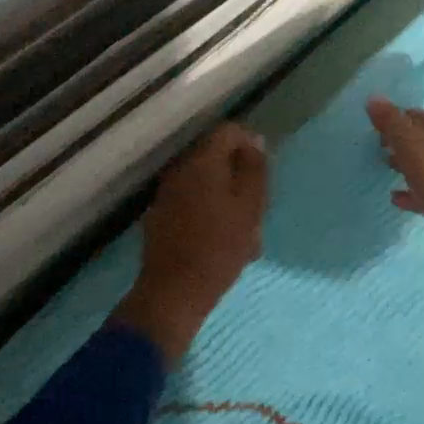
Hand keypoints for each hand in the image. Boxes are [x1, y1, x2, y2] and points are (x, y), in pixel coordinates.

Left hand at [111, 122, 268, 362]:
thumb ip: (254, 169)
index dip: (250, 144)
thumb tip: (255, 141)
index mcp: (202, 161)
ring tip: (244, 232)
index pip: (228, 131)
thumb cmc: (219, 246)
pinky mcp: (160, 218)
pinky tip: (222, 242)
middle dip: (239, 177)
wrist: (173, 293)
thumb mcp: (250, 206)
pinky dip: (209, 213)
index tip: (263, 173)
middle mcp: (179, 170)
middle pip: (215, 158)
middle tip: (257, 207)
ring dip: (226, 198)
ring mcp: (166, 194)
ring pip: (205, 183)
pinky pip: (191, 203)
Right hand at [368, 97, 423, 390]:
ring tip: (384, 169)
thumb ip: (390, 121)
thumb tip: (373, 97)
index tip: (374, 130)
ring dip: (405, 165)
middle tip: (377, 149)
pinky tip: (395, 198)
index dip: (395, 119)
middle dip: (400, 142)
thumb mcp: (409, 143)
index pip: (419, 114)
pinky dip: (412, 191)